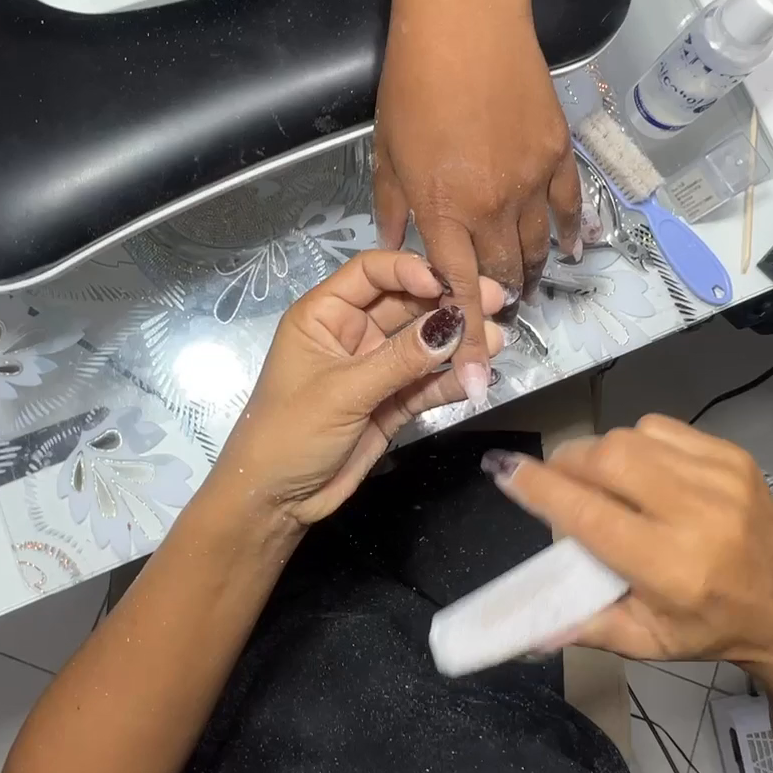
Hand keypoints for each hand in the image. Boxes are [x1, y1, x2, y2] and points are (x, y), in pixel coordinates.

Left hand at [214, 251, 505, 525]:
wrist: (276, 502)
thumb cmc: (289, 434)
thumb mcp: (342, 391)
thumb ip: (399, 359)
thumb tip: (453, 324)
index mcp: (324, 315)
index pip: (370, 272)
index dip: (409, 270)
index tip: (446, 283)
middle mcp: (352, 332)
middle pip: (406, 304)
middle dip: (448, 303)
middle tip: (496, 301)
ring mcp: (375, 367)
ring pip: (423, 343)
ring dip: (458, 342)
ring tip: (496, 341)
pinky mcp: (392, 401)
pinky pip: (427, 382)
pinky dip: (452, 379)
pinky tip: (480, 376)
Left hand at [374, 0, 581, 405]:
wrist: (466, 16)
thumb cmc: (412, 81)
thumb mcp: (387, 149)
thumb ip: (395, 205)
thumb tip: (400, 244)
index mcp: (442, 209)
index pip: (457, 290)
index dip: (464, 336)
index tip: (473, 374)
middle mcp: (491, 207)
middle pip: (501, 276)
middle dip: (495, 304)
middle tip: (491, 315)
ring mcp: (532, 182)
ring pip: (536, 249)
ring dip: (527, 275)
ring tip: (521, 289)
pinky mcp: (559, 155)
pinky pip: (569, 209)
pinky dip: (568, 236)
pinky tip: (567, 252)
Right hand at [480, 415, 772, 671]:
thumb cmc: (708, 627)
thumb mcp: (644, 641)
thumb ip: (581, 626)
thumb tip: (524, 628)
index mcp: (672, 568)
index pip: (589, 514)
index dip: (539, 487)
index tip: (503, 470)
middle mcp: (698, 516)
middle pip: (606, 459)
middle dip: (567, 462)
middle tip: (555, 478)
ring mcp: (720, 479)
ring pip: (629, 437)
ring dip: (600, 452)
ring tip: (601, 479)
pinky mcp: (732, 456)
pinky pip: (659, 427)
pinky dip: (636, 442)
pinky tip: (641, 470)